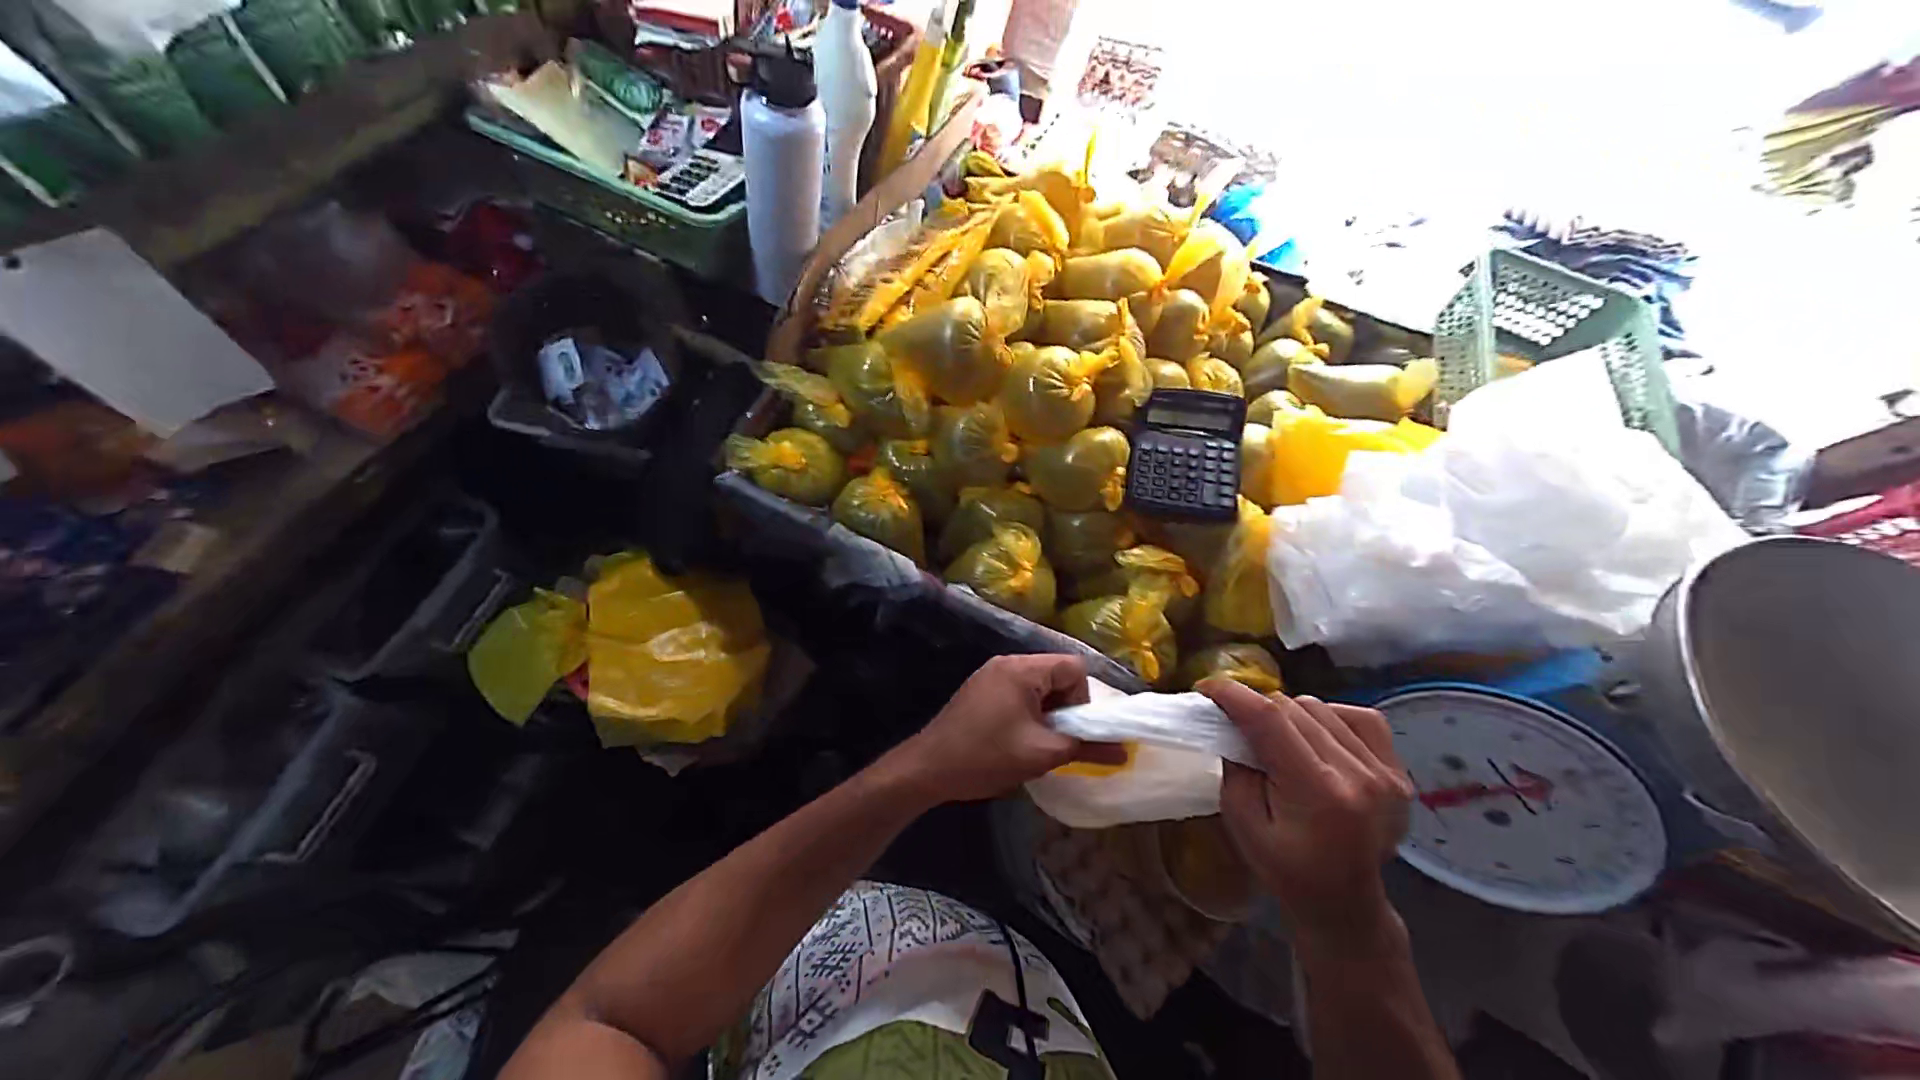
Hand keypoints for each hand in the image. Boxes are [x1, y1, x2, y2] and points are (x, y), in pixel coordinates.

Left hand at [889, 654, 1125, 804]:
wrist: (928, 768)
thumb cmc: (986, 756)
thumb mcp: (1042, 754)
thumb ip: (1086, 747)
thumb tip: (1124, 751)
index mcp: (1022, 668)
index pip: (1074, 667)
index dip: (1083, 698)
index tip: (1071, 729)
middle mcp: (1006, 662)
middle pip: (1056, 673)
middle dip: (1065, 706)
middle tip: (1055, 739)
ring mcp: (990, 674)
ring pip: (1038, 685)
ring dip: (1047, 712)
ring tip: (1036, 743)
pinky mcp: (980, 689)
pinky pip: (1018, 691)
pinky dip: (1028, 712)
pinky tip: (1017, 739)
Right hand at [1201, 680, 1413, 944]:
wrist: (1345, 904)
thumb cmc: (1286, 869)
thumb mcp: (1242, 822)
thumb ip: (1235, 766)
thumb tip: (1230, 721)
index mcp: (1317, 792)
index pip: (1270, 719)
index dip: (1233, 694)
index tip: (1207, 688)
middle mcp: (1358, 775)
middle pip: (1293, 708)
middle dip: (1257, 709)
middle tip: (1239, 725)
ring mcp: (1385, 773)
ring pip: (1321, 707)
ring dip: (1291, 715)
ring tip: (1279, 740)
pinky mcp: (1398, 772)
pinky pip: (1358, 717)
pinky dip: (1329, 717)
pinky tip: (1315, 737)